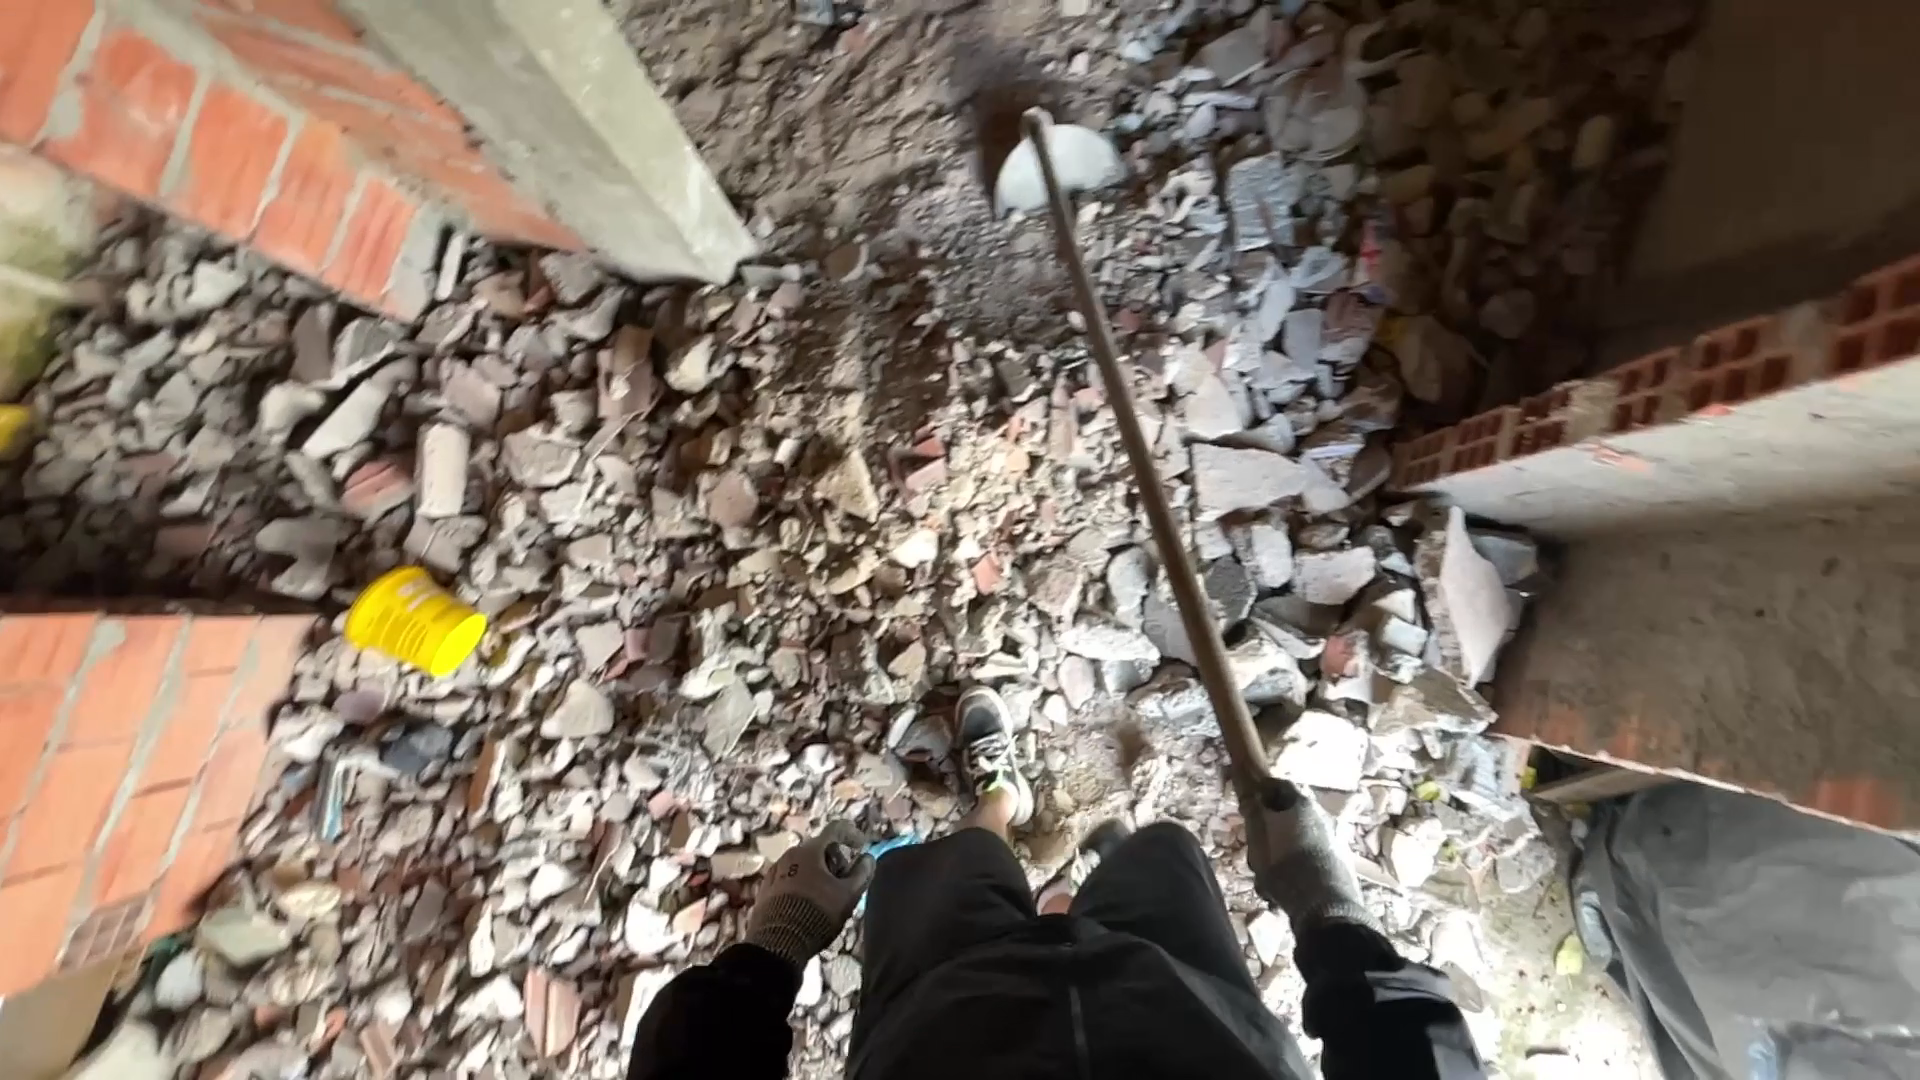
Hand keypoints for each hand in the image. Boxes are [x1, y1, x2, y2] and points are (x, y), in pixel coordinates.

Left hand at [744, 821, 875, 967]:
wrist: (777, 943)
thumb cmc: (817, 913)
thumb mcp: (848, 895)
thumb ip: (862, 873)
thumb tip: (867, 858)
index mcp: (810, 851)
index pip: (835, 830)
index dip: (852, 834)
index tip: (861, 846)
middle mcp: (790, 855)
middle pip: (819, 848)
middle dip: (835, 859)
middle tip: (845, 879)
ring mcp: (774, 873)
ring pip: (803, 864)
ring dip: (818, 873)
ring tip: (827, 895)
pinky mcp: (765, 891)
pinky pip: (790, 879)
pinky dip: (803, 884)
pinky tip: (808, 904)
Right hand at [1243, 778, 1380, 933]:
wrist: (1326, 906)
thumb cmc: (1284, 861)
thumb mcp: (1257, 832)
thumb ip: (1252, 809)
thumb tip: (1250, 794)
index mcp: (1303, 803)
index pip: (1280, 785)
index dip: (1262, 790)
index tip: (1249, 801)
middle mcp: (1324, 817)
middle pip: (1291, 814)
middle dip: (1272, 826)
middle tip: (1256, 840)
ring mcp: (1336, 842)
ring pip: (1300, 840)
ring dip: (1283, 850)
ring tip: (1267, 873)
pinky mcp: (1342, 867)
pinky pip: (1312, 860)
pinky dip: (1297, 867)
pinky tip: (1284, 886)